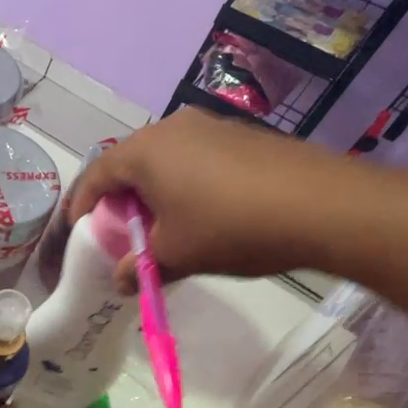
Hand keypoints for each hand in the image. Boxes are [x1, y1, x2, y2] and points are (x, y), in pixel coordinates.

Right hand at [65, 108, 346, 289]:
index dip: (83, 205)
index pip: (97, 175)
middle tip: (124, 230)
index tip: (80, 230)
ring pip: (166, 159)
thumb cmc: (232, 226)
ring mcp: (211, 126)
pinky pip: (198, 158)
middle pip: (130, 163)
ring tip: (167, 224)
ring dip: (157, 190)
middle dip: (122, 197)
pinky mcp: (243, 134)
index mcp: (143, 151)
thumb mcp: (178, 255)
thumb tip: (122, 281)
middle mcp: (171, 128)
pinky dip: (188, 183)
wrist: (326, 206)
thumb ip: (141, 267)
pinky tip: (207, 211)